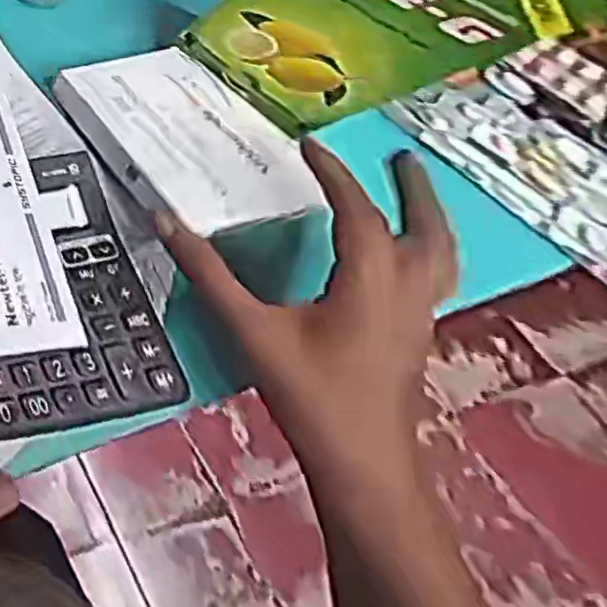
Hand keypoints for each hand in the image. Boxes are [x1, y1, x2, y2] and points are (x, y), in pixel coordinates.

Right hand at [155, 141, 456, 483]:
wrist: (361, 460)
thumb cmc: (309, 391)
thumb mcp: (247, 326)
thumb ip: (207, 271)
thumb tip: (166, 222)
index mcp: (371, 285)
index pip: (359, 215)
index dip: (335, 175)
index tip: (311, 146)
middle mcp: (406, 295)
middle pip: (427, 232)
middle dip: (415, 191)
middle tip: (401, 157)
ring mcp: (419, 318)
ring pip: (441, 257)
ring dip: (428, 218)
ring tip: (415, 194)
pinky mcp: (415, 335)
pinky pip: (432, 277)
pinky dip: (422, 248)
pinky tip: (401, 253)